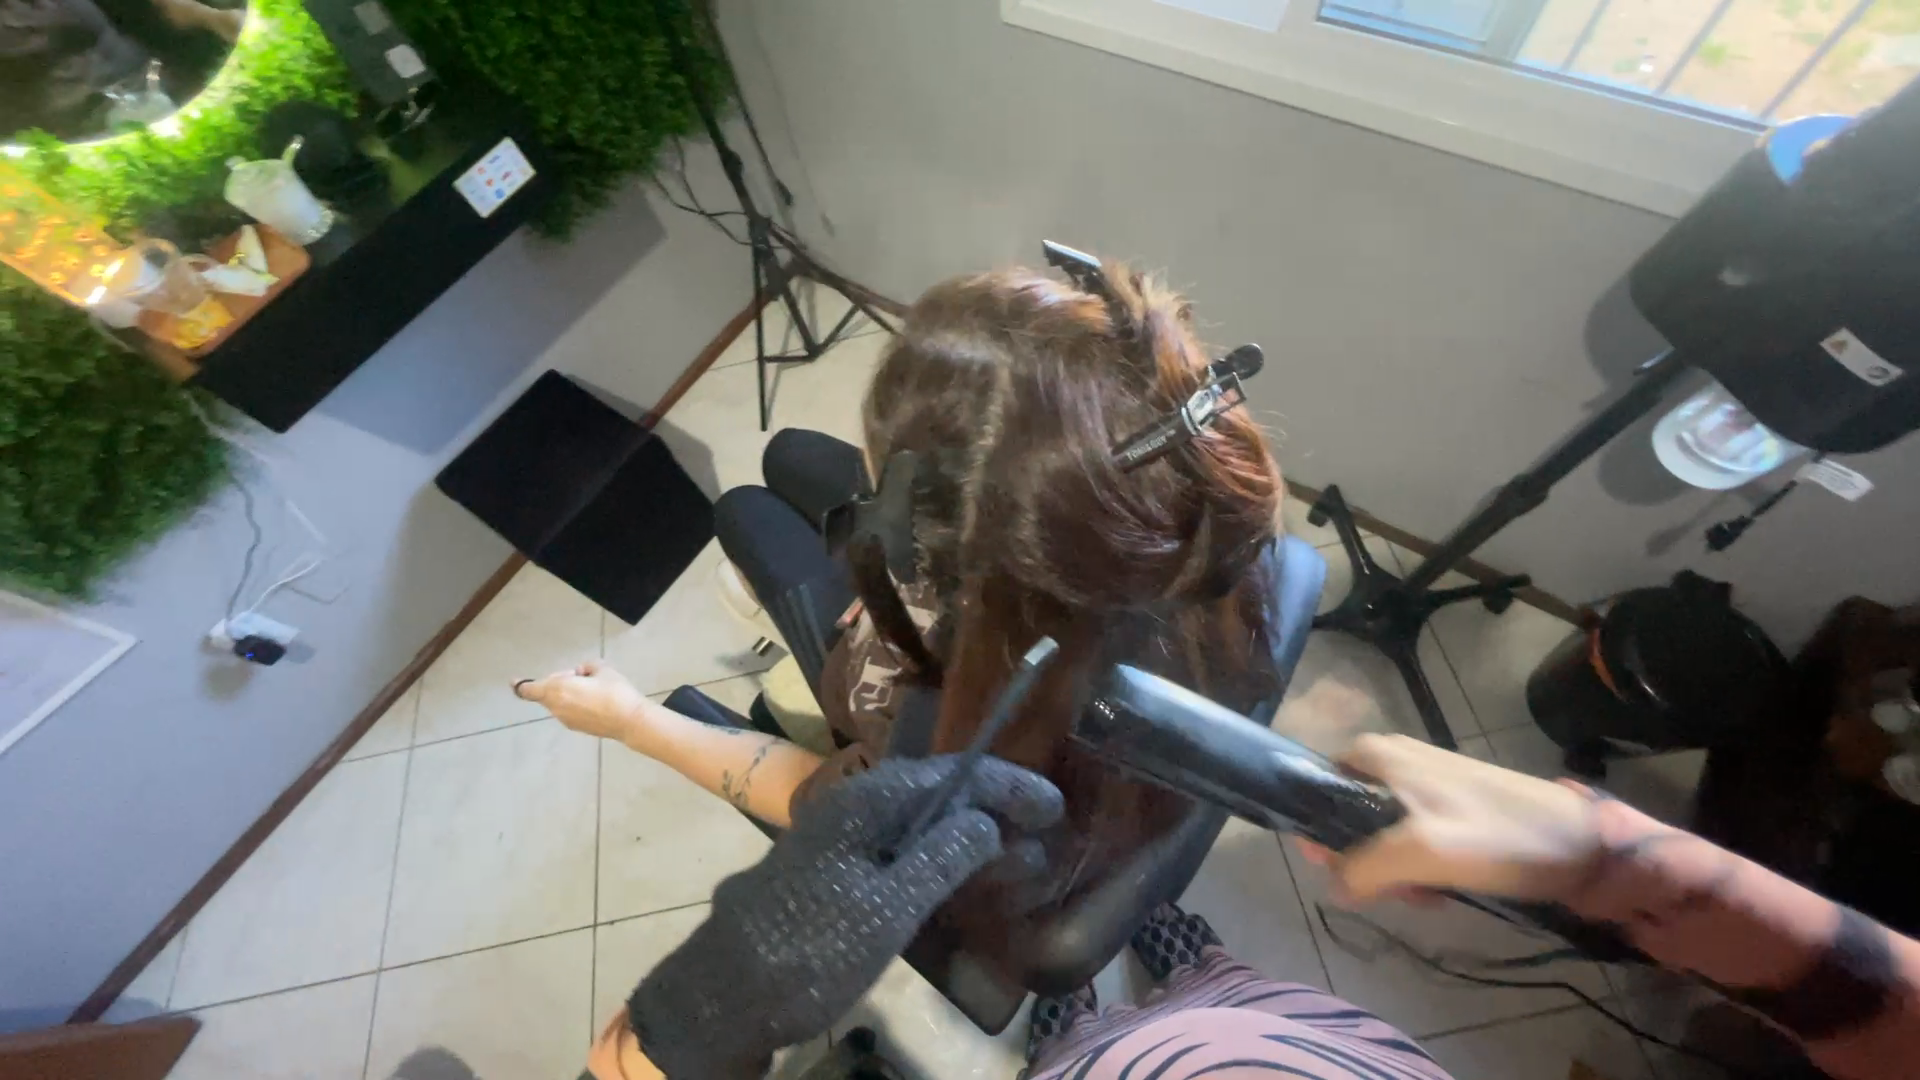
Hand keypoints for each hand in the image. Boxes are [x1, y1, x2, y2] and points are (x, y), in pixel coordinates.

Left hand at [513, 661, 647, 740]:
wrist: (629, 720)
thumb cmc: (614, 692)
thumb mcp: (604, 670)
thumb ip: (588, 667)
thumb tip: (582, 674)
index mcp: (557, 689)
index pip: (529, 690)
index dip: (520, 685)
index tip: (514, 682)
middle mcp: (556, 707)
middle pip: (547, 693)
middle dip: (559, 682)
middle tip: (581, 675)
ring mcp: (565, 719)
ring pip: (559, 702)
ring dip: (568, 694)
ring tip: (594, 689)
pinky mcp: (577, 727)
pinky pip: (569, 711)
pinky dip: (576, 704)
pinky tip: (598, 702)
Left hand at [626, 756, 1063, 1077]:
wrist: (725, 993)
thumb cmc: (808, 949)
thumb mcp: (885, 908)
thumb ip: (941, 858)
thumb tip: (987, 818)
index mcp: (868, 800)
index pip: (951, 775)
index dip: (1005, 786)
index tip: (1052, 804)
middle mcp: (857, 805)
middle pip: (939, 792)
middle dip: (993, 808)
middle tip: (1044, 830)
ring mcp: (846, 836)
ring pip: (922, 822)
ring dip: (970, 836)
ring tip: (1019, 857)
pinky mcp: (840, 869)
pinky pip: (902, 849)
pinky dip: (941, 859)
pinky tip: (964, 878)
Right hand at [1299, 734, 1602, 905]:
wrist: (1587, 844)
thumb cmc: (1499, 836)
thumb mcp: (1423, 851)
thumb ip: (1365, 867)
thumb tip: (1332, 887)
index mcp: (1370, 752)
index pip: (1315, 788)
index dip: (1320, 832)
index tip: (1341, 872)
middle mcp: (1387, 755)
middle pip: (1345, 810)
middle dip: (1361, 856)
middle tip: (1392, 890)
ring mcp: (1419, 775)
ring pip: (1376, 825)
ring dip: (1390, 864)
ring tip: (1422, 893)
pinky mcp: (1446, 797)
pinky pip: (1407, 830)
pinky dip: (1415, 859)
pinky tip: (1438, 884)